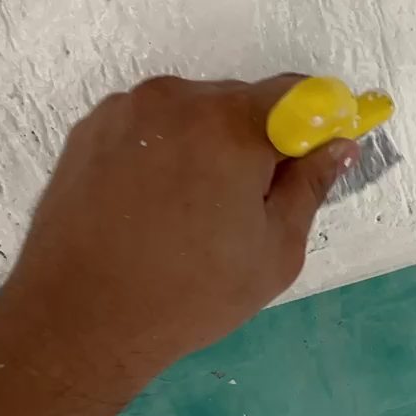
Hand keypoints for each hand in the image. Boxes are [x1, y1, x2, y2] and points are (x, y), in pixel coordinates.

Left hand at [5, 74, 358, 379]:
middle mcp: (177, 98)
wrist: (76, 322)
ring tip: (190, 207)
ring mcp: (127, 108)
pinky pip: (152, 123)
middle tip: (246, 201)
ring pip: (195, 110)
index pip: (299, 93)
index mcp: (230, 126)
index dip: (316, 121)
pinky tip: (151, 201)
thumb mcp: (275, 251)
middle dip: (257, 138)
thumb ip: (311, 186)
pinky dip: (166, 147)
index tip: (312, 158)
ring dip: (209, 142)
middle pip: (243, 100)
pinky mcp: (91, 125)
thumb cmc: (189, 294)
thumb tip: (339, 144)